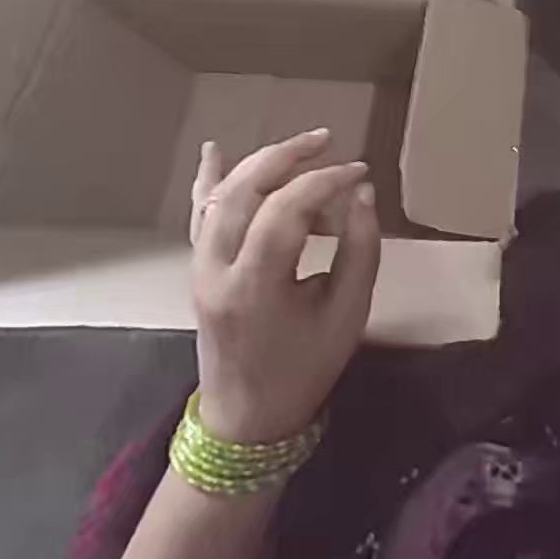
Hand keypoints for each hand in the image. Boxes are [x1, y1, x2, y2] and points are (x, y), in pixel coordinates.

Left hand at [188, 129, 379, 443]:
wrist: (248, 416)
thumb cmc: (305, 368)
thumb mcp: (348, 313)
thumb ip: (360, 250)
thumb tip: (362, 194)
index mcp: (255, 286)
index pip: (286, 210)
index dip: (325, 182)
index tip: (359, 173)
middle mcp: (217, 268)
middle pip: (246, 190)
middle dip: (289, 156)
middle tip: (329, 142)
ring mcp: (200, 266)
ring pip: (223, 194)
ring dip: (262, 163)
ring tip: (303, 148)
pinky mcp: (197, 267)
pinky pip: (200, 213)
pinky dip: (209, 178)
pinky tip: (214, 149)